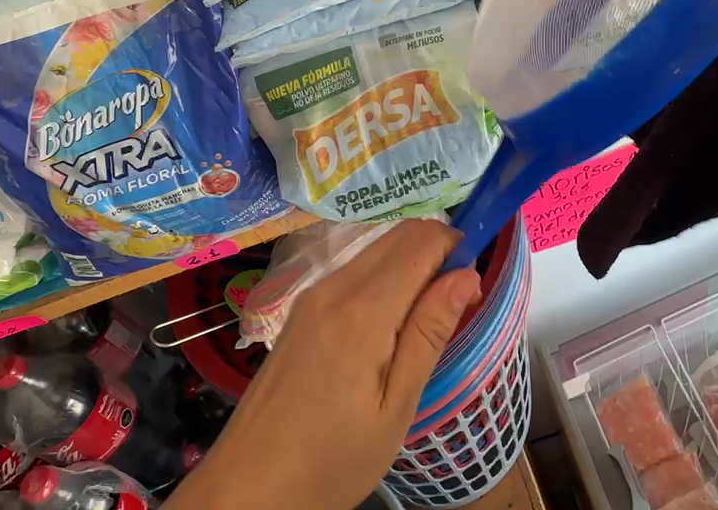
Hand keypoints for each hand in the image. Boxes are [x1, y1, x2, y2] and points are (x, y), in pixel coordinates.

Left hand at [175, 220, 483, 509]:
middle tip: (454, 309)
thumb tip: (468, 274)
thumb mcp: (396, 408)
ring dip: (412, 266)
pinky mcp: (302, 309)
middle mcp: (336, 286)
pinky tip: (388, 332)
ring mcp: (314, 294)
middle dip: (438, 253)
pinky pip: (356, 271)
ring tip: (422, 328)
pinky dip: (385, 280)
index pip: (423, 240)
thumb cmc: (330, 462)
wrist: (245, 493)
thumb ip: (430, 332)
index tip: (472, 289)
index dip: (457, 249)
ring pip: (379, 250)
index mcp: (363, 309)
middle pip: (401, 234)